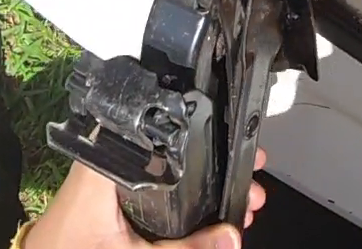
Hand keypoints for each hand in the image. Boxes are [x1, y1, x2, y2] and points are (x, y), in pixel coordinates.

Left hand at [22, 155, 267, 248]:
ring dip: (208, 181)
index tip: (239, 144)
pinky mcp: (113, 194)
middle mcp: (110, 157)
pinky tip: (214, 212)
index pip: (161, 124)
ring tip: (243, 195)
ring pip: (172, 166)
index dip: (207, 133)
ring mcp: (112, 175)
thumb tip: (233, 236)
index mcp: (108, 160)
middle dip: (218, 163)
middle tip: (252, 174)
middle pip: (176, 146)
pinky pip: (161, 182)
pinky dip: (188, 195)